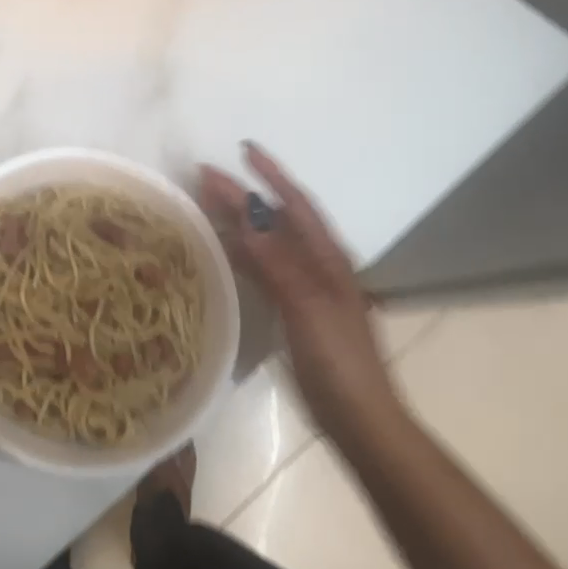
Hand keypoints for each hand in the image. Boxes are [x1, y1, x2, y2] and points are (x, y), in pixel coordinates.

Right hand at [200, 142, 404, 443]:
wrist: (360, 418)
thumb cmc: (337, 360)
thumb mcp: (306, 306)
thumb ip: (276, 259)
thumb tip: (246, 212)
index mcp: (328, 259)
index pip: (295, 204)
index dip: (270, 175)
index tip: (240, 150)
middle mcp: (320, 266)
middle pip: (280, 219)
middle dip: (247, 194)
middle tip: (207, 176)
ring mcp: (308, 289)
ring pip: (271, 242)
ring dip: (243, 221)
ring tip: (209, 205)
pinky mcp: (296, 311)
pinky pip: (265, 269)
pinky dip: (243, 253)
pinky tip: (225, 254)